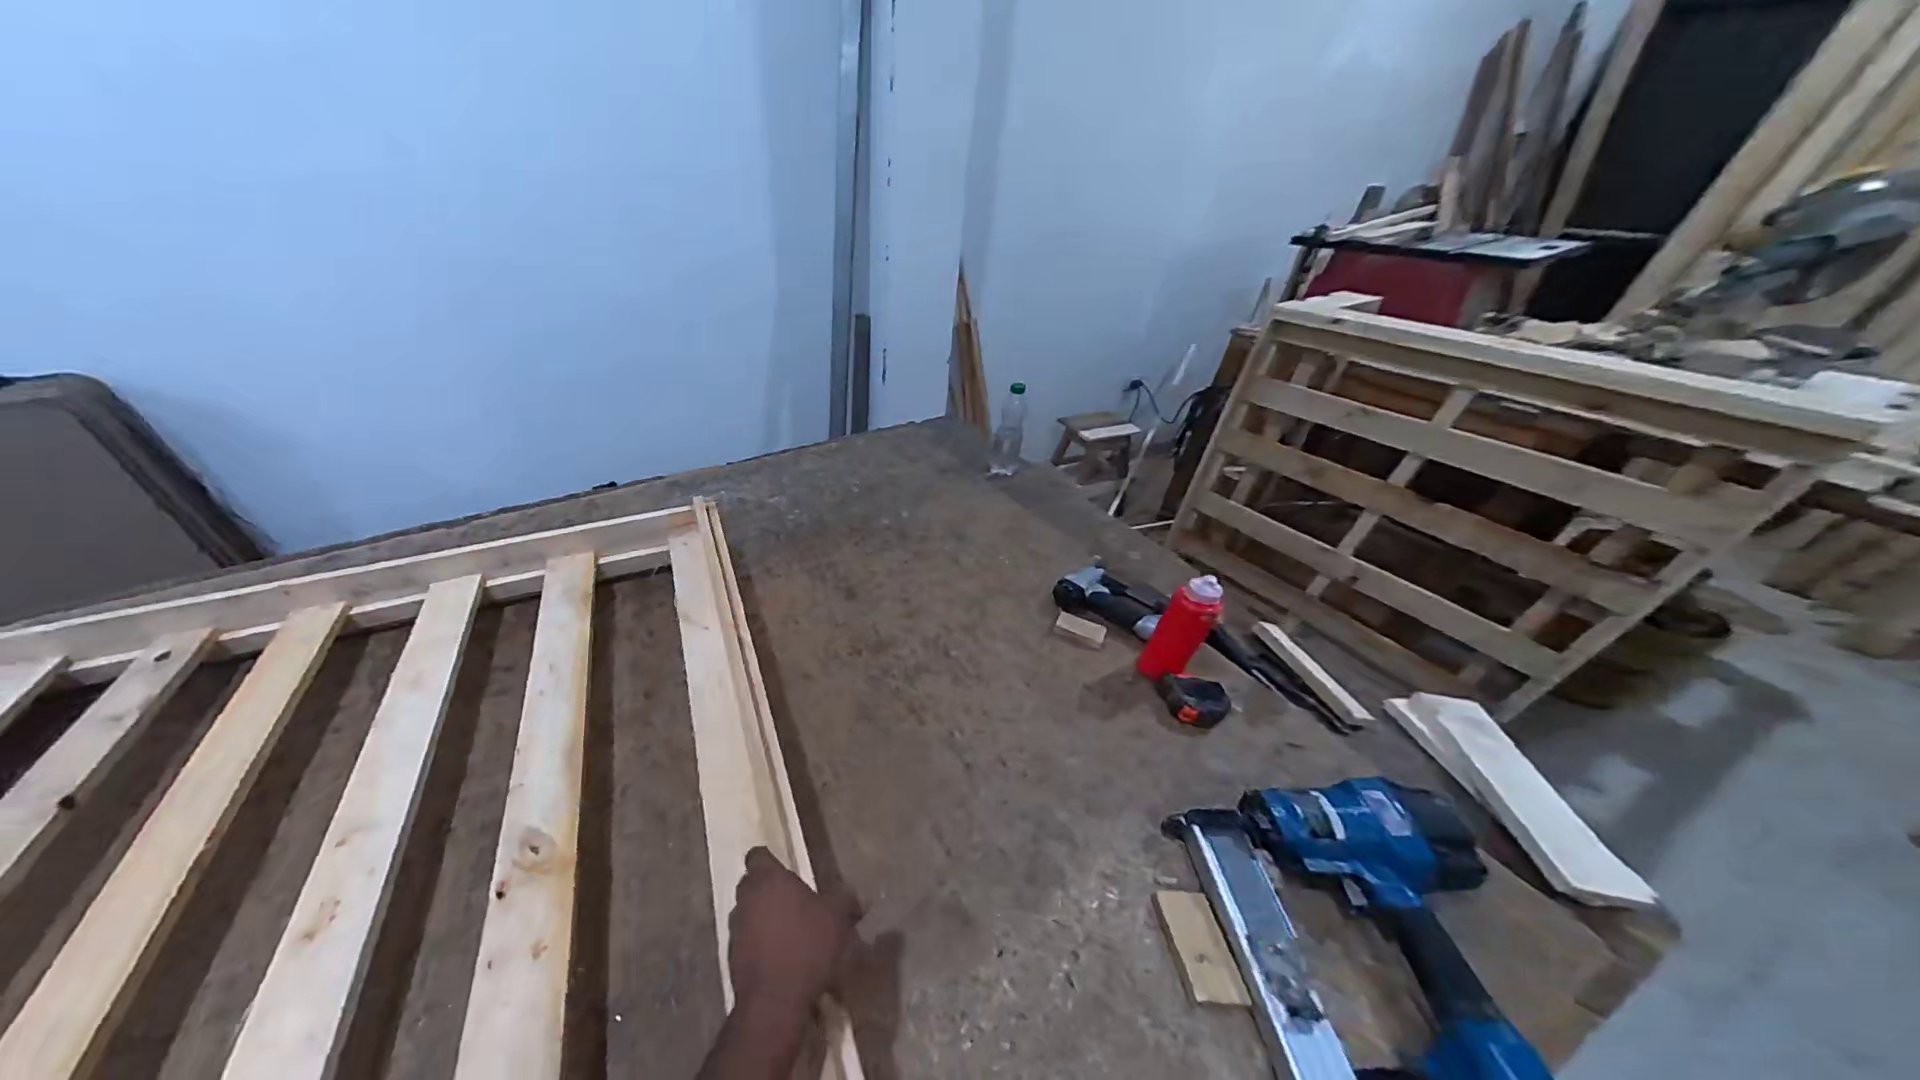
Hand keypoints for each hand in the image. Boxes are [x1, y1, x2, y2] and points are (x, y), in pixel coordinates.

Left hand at [727, 847, 858, 1011]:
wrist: (775, 1003)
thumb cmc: (807, 946)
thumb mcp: (837, 917)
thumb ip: (845, 900)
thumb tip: (855, 898)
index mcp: (767, 879)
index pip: (758, 855)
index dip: (772, 861)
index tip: (789, 870)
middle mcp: (745, 900)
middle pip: (754, 885)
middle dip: (772, 891)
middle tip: (798, 902)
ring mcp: (735, 931)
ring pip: (750, 914)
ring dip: (766, 919)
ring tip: (793, 934)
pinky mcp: (731, 961)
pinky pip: (749, 942)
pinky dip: (763, 945)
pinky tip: (785, 959)